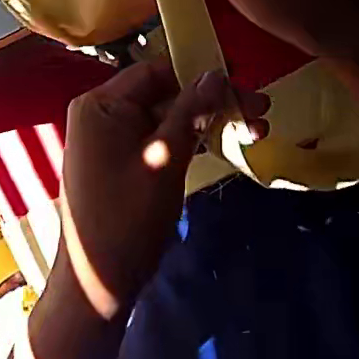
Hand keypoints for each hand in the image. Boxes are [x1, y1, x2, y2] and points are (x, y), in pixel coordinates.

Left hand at [56, 61, 268, 318]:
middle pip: (165, 94)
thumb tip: (217, 74)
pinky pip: (161, 139)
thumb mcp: (166, 160)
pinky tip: (227, 144)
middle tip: (261, 111)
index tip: (242, 85)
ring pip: (168, 118)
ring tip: (256, 130)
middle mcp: (102, 113)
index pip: (156, 71)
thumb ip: (191, 113)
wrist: (96, 287)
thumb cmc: (127, 218)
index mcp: (100, 104)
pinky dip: (191, 141)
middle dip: (213, 103)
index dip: (199, 76)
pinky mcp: (123, 162)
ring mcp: (111, 139)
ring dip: (209, 122)